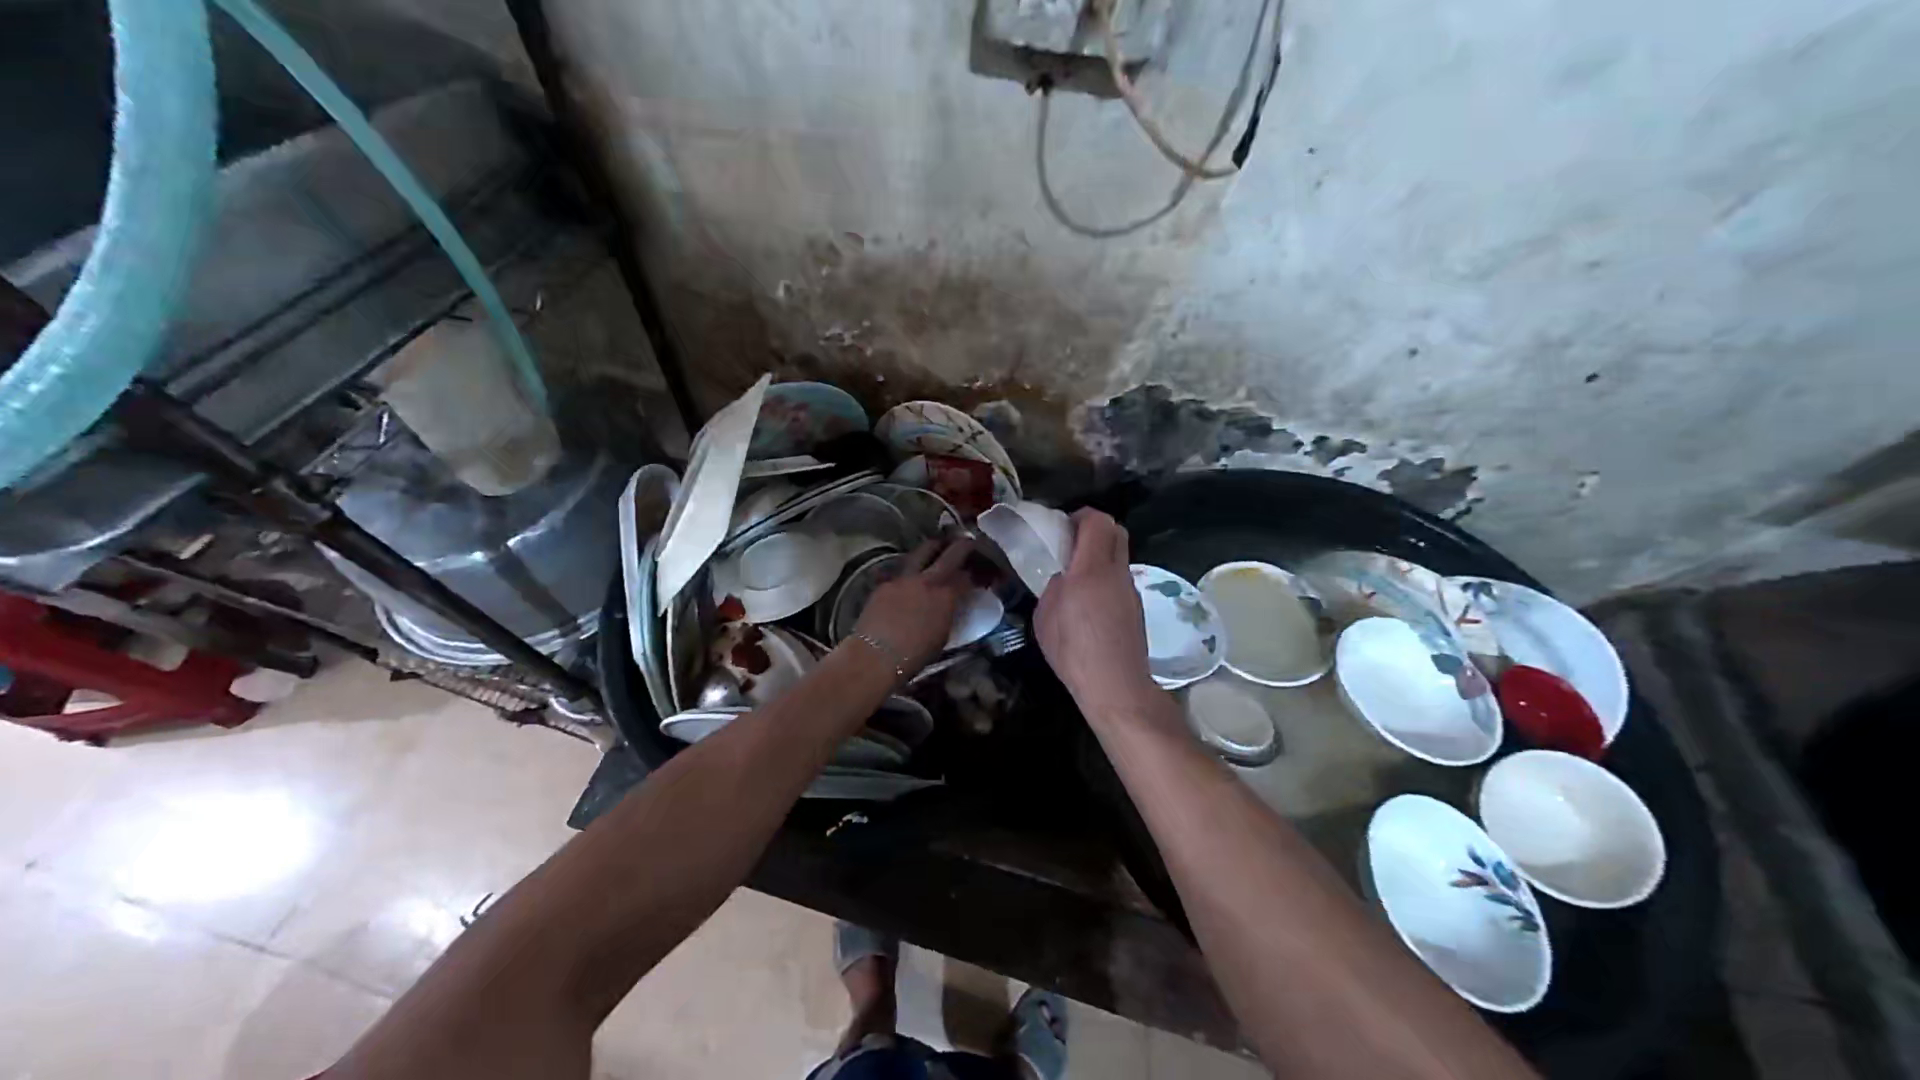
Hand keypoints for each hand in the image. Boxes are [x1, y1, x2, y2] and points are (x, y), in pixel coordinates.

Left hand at [851, 537, 974, 677]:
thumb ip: (949, 613)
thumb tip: (951, 605)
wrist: (877, 655)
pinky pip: (900, 569)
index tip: (981, 574)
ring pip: (922, 551)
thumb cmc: (915, 654)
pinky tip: (909, 578)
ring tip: (937, 549)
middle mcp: (928, 580)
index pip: (968, 576)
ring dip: (934, 548)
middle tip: (968, 543)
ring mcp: (904, 578)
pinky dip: (910, 570)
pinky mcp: (884, 583)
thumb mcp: (943, 635)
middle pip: (951, 553)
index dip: (977, 574)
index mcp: (947, 595)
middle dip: (963, 546)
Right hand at [1036, 509, 1157, 713]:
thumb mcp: (1045, 616)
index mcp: (1092, 569)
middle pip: (1116, 531)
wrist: (1115, 686)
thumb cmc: (1073, 650)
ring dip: (1100, 556)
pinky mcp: (1136, 608)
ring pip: (1120, 556)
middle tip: (1070, 544)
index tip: (1063, 527)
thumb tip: (1063, 579)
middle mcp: (1117, 573)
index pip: (1097, 521)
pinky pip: (1120, 580)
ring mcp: (1130, 591)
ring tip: (1077, 578)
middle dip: (1094, 529)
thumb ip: (1053, 588)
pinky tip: (1089, 605)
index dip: (1080, 516)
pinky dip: (1106, 578)